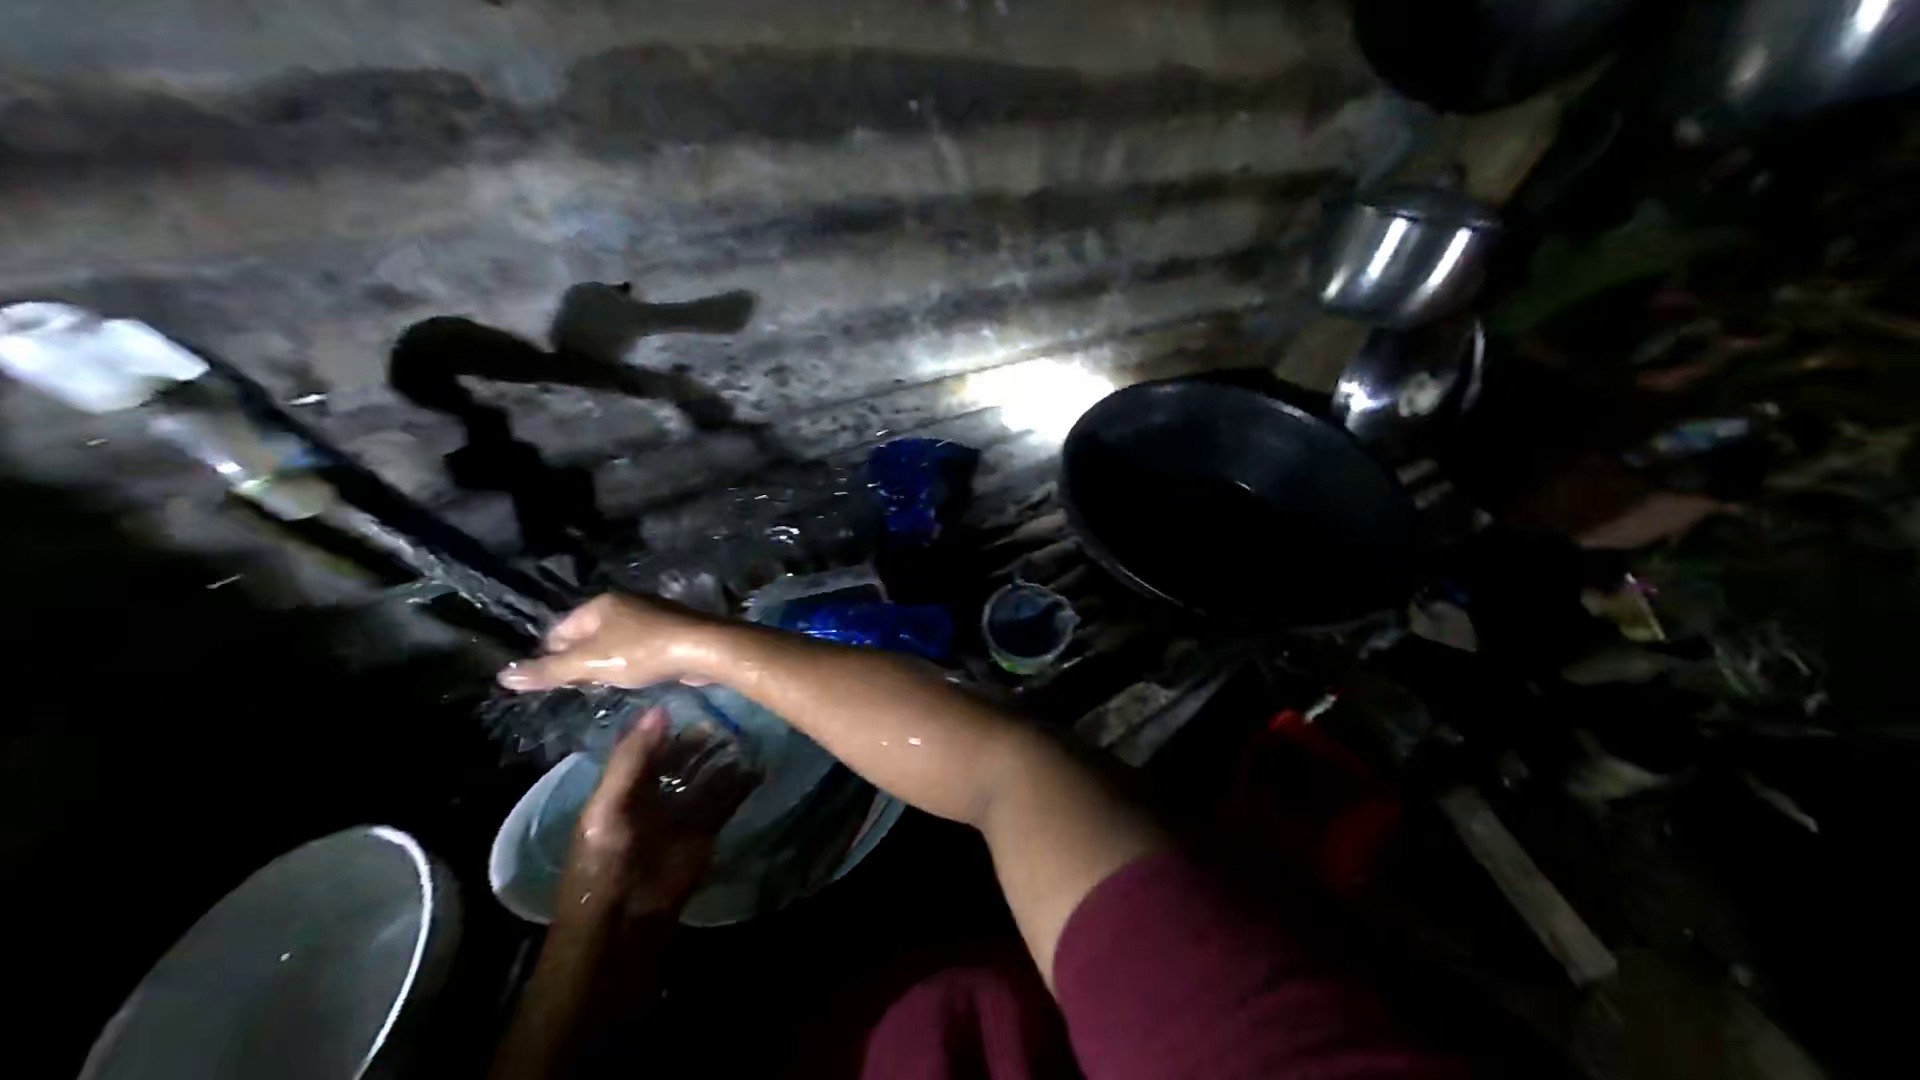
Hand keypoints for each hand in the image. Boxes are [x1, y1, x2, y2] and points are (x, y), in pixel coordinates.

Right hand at [498, 593, 722, 692]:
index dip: (551, 656)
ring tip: (606, 684)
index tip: (552, 680)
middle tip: (580, 685)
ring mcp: (651, 615)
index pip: (560, 630)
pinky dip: (633, 662)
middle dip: (581, 660)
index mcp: (601, 603)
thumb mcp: (590, 663)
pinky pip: (640, 647)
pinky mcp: (671, 631)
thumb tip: (503, 676)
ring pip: (615, 642)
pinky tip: (636, 678)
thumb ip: (548, 670)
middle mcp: (626, 603)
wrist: (703, 648)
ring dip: (608, 663)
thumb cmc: (643, 652)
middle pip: (588, 635)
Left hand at [562, 706, 758, 917]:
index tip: (693, 697)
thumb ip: (633, 758)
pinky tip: (757, 766)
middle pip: (682, 759)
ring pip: (707, 776)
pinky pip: (727, 800)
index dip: (667, 724)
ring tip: (747, 733)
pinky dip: (743, 784)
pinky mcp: (707, 831)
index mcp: (624, 786)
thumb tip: (661, 708)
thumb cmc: (607, 859)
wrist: (626, 920)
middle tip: (728, 715)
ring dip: (724, 758)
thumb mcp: (610, 805)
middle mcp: (655, 794)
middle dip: (702, 739)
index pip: (648, 747)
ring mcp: (683, 812)